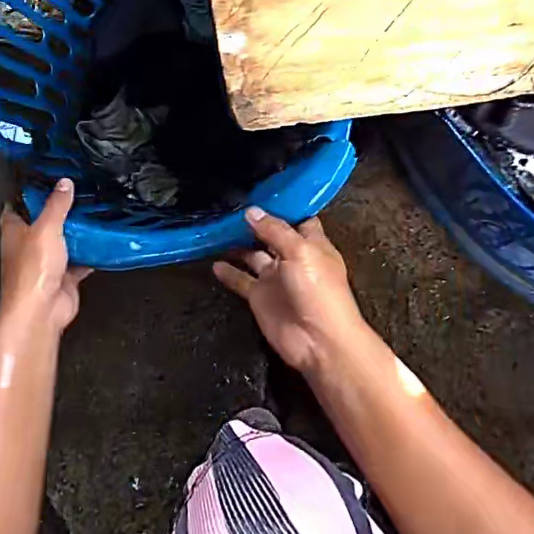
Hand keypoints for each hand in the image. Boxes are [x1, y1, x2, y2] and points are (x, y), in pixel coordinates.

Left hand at [0, 179, 91, 333]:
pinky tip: (101, 244)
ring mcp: (45, 262)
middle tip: (76, 195)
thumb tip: (63, 184)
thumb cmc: (31, 272)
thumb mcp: (46, 227)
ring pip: (62, 241)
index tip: (44, 181)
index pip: (17, 206)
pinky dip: (90, 254)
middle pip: (43, 223)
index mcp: (15, 231)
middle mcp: (27, 246)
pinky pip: (79, 261)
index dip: (29, 194)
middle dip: (58, 211)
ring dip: (75, 233)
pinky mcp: (62, 277)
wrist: (41, 311)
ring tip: (92, 214)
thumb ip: (56, 204)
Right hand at [214, 208, 369, 374]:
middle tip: (230, 206)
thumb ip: (275, 230)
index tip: (260, 192)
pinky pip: (241, 280)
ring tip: (217, 228)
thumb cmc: (318, 290)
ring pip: (253, 255)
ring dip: (237, 244)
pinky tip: (214, 263)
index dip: (281, 207)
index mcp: (311, 244)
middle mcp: (292, 258)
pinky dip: (228, 272)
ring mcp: (275, 278)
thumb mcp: (300, 252)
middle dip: (255, 222)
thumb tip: (251, 212)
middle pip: (271, 235)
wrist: (319, 341)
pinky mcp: (260, 297)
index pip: (297, 219)